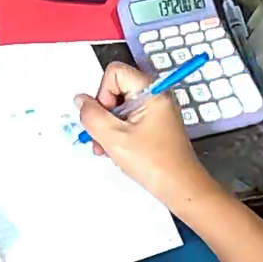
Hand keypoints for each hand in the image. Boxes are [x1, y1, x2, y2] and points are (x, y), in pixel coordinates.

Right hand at [75, 62, 220, 210]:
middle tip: (103, 135)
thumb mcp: (113, 138)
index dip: (103, 93)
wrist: (181, 188)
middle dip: (104, 113)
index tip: (105, 117)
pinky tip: (116, 151)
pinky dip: (119, 133)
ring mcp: (157, 111)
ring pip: (120, 108)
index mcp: (152, 91)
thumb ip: (91, 116)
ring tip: (107, 148)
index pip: (115, 73)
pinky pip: (129, 120)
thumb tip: (81, 101)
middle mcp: (156, 96)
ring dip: (109, 127)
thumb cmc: (156, 164)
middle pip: (116, 90)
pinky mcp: (156, 125)